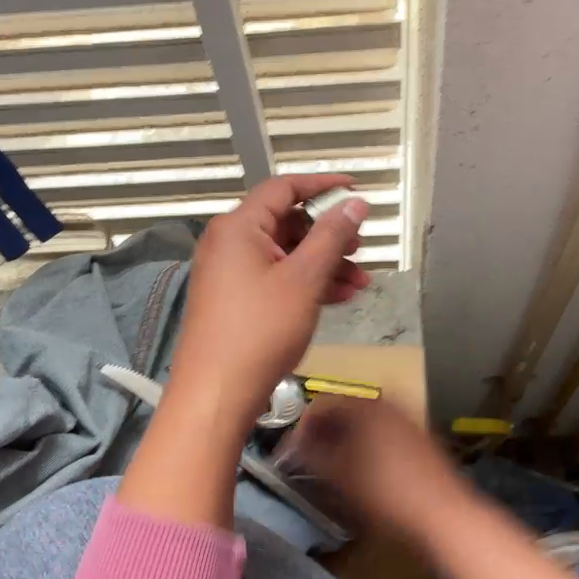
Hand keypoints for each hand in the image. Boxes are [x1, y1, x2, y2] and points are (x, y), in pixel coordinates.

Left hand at [164, 174, 370, 433]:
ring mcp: (229, 273)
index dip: (322, 185)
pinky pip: (274, 278)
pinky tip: (338, 298)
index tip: (355, 189)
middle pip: (286, 222)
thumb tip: (355, 203)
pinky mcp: (233, 300)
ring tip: (360, 282)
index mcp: (238, 227)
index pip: (284, 188)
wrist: (217, 393)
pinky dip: (305, 283)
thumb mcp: (304, 279)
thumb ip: (331, 237)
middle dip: (328, 235)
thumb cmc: (260, 330)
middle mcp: (228, 242)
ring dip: (323, 264)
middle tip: (361, 249)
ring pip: (284, 254)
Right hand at [288, 397, 463, 536]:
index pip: (322, 404)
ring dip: (345, 439)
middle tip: (310, 457)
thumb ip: (312, 455)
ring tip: (333, 466)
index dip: (302, 427)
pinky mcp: (421, 438)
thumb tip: (294, 446)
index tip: (292, 451)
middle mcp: (388, 404)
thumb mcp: (341, 476)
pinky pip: (384, 433)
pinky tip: (363, 469)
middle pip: (345, 410)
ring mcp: (408, 419)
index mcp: (366, 405)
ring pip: (365, 422)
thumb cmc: (387, 492)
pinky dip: (367, 444)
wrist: (444, 514)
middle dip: (325, 432)